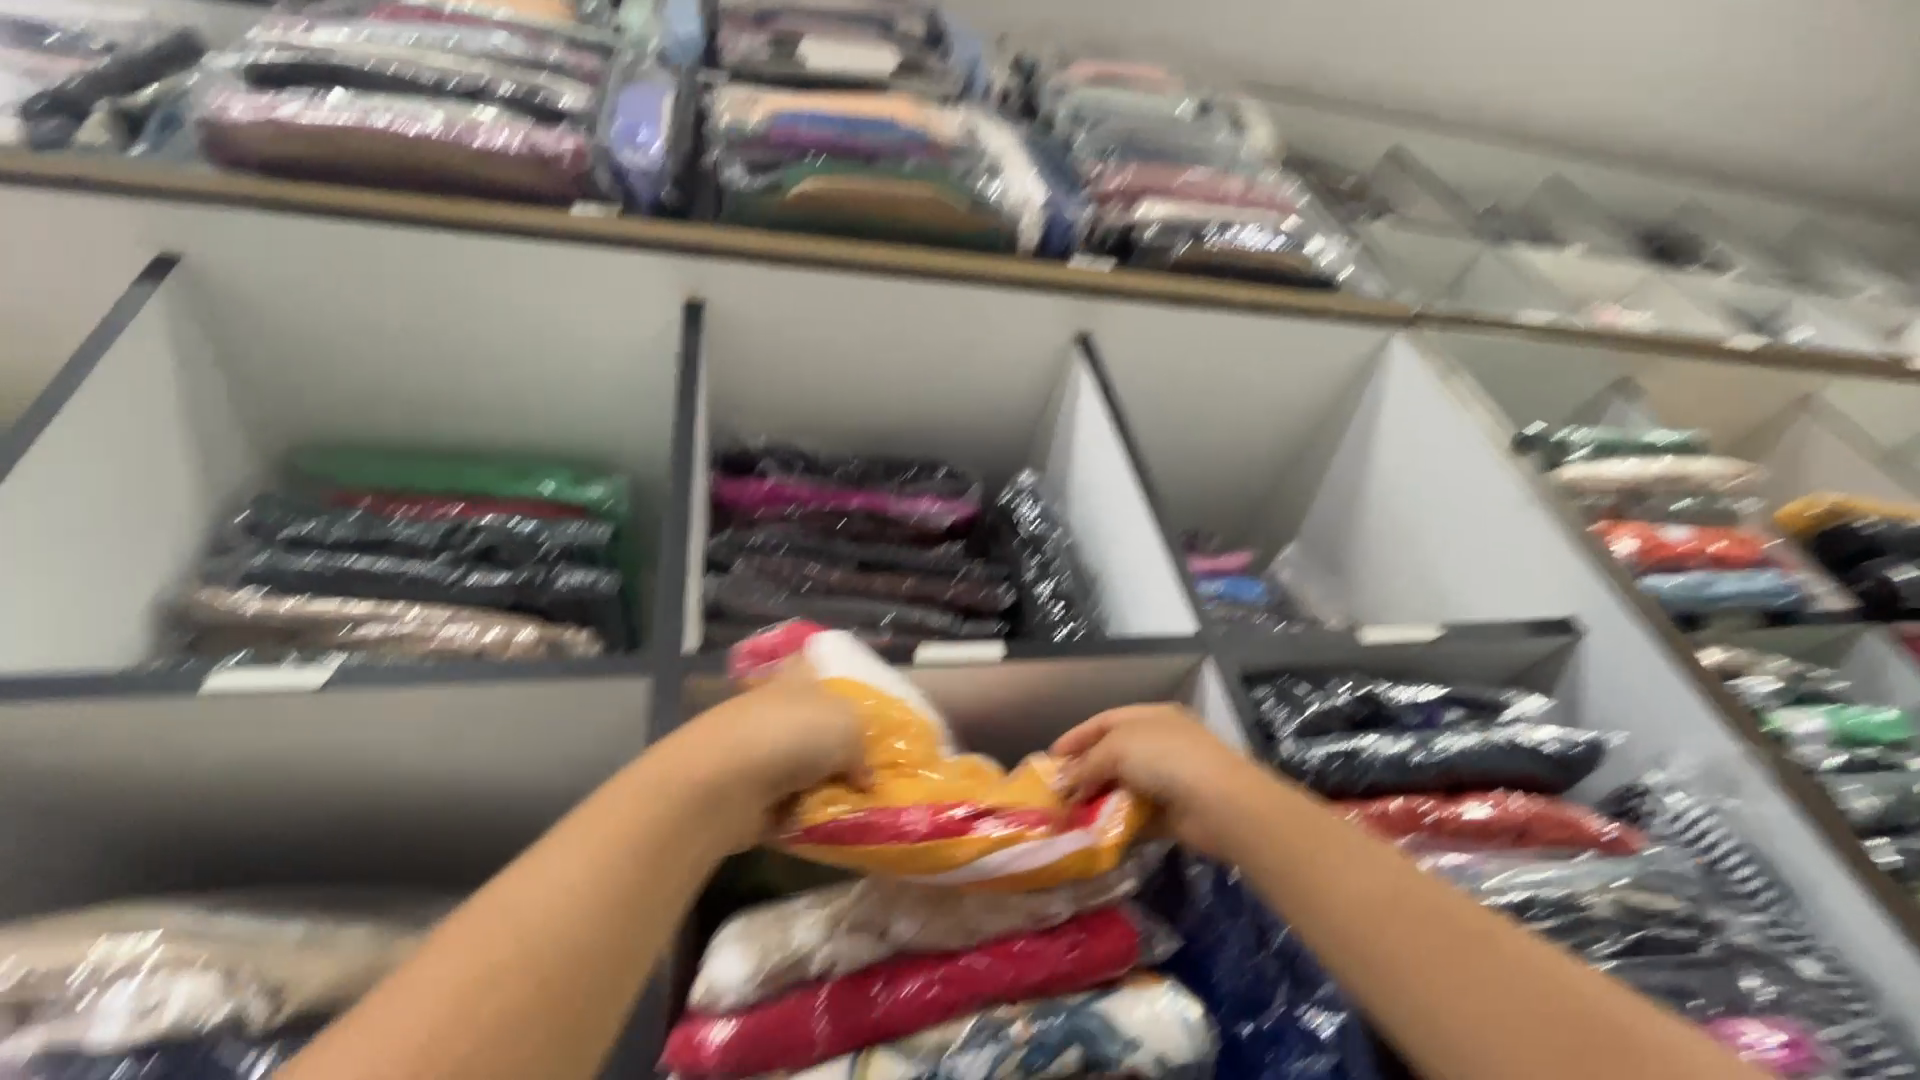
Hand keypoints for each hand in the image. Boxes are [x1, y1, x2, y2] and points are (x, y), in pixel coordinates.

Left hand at [663, 667, 866, 850]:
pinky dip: (806, 815)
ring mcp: (759, 754)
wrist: (725, 782)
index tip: (860, 705)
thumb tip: (862, 777)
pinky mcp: (748, 794)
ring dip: (826, 787)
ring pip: (804, 769)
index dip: (835, 680)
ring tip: (861, 805)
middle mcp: (775, 712)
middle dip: (842, 748)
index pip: (813, 666)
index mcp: (796, 680)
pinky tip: (832, 826)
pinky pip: (789, 805)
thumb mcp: (850, 726)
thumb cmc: (792, 734)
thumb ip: (863, 748)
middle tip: (875, 770)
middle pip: (815, 726)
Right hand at [1051, 704, 1266, 858]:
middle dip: (1083, 772)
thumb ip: (1086, 764)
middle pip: (1112, 755)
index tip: (1050, 759)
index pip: (1104, 722)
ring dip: (1097, 800)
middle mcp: (1159, 745)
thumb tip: (1062, 783)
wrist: (1221, 804)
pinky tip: (1092, 832)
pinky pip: (1135, 817)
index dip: (1076, 737)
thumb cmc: (1167, 759)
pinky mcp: (1172, 814)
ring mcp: (1168, 780)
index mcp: (1150, 717)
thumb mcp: (1118, 748)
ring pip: (1123, 787)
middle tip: (1056, 791)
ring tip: (1068, 814)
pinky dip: (1115, 824)